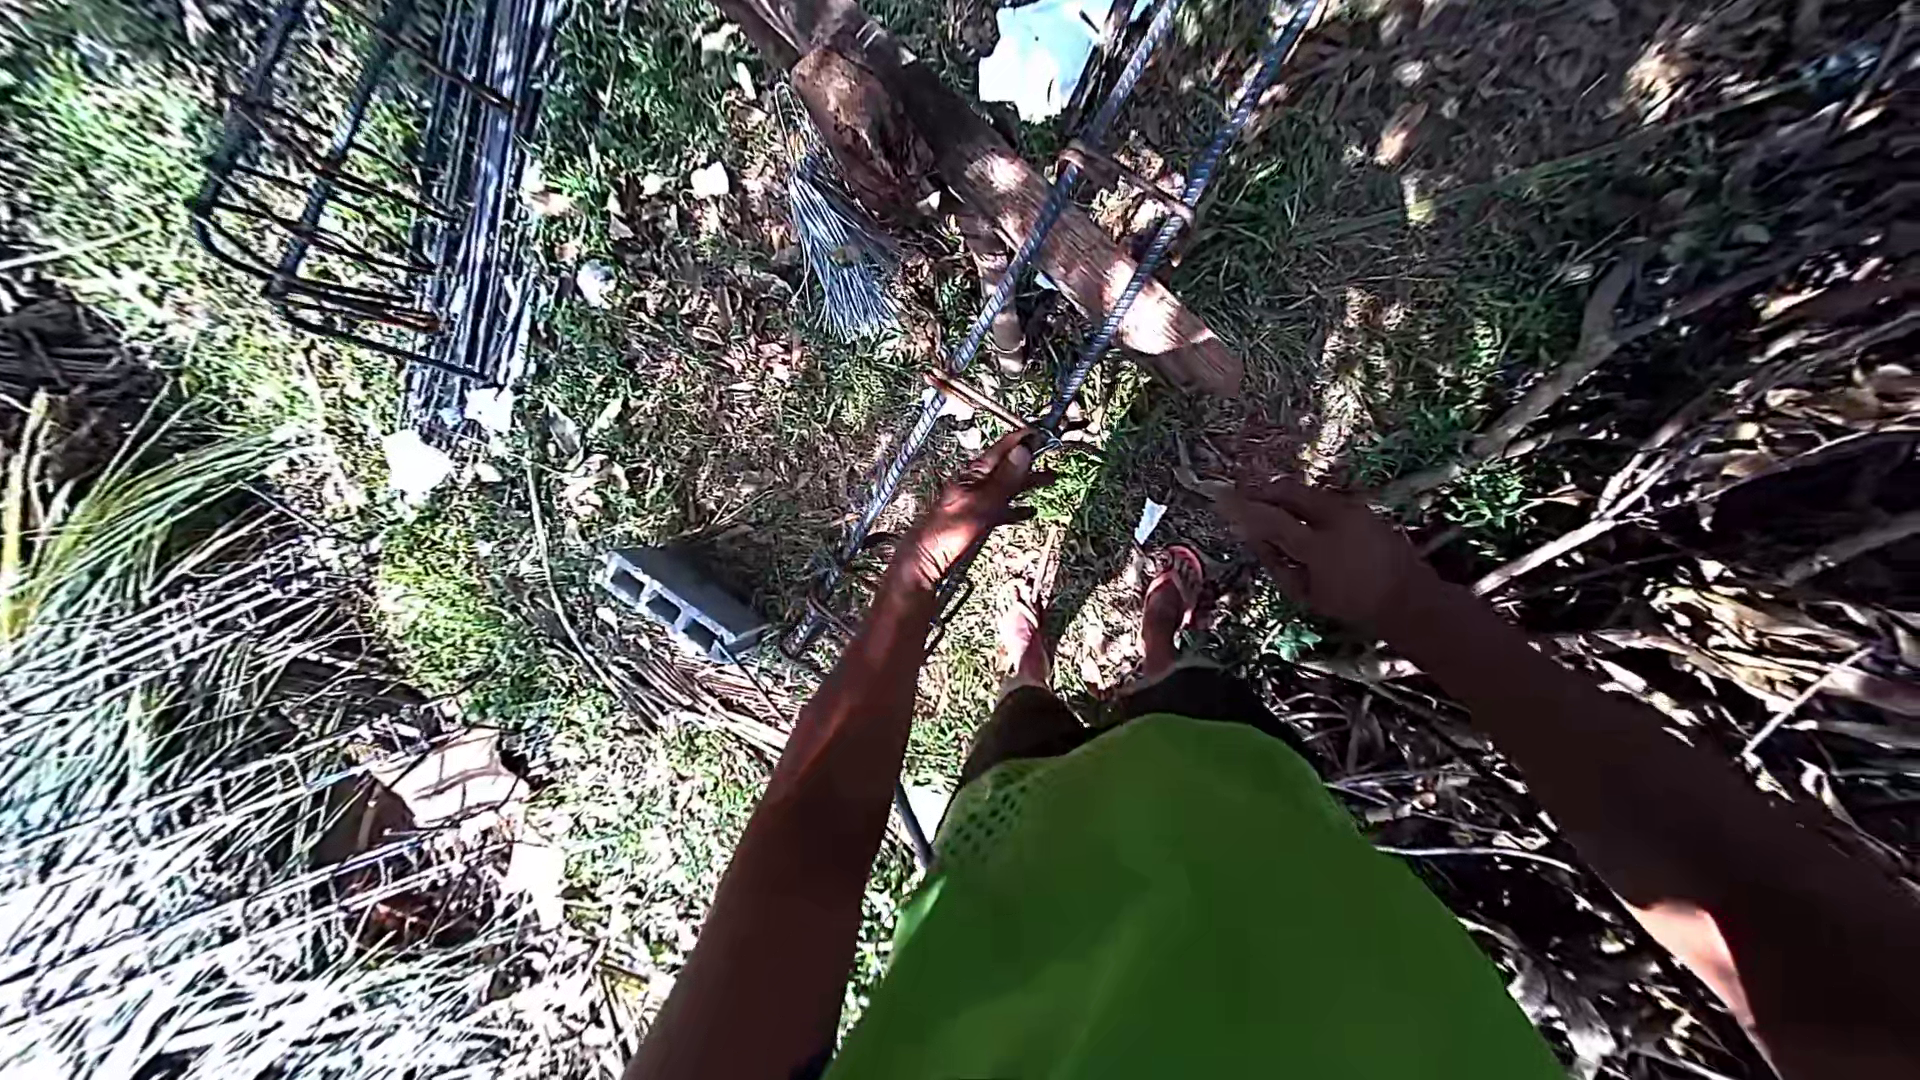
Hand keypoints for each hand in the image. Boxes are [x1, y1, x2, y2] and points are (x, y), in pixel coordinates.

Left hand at [893, 430, 1051, 588]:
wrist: (928, 558)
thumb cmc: (948, 532)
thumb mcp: (982, 503)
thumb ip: (1003, 479)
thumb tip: (1022, 451)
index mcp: (974, 475)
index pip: (1001, 450)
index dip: (1021, 439)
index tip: (1041, 432)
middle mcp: (975, 485)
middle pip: (1007, 468)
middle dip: (1030, 460)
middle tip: (1051, 453)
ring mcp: (976, 501)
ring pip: (1008, 487)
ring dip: (1028, 482)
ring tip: (1049, 480)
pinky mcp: (977, 519)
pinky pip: (1002, 509)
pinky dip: (1017, 508)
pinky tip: (1029, 510)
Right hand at [1216, 476, 1437, 630]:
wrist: (1411, 601)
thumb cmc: (1351, 605)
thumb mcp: (1304, 592)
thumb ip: (1275, 562)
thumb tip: (1253, 537)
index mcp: (1318, 546)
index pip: (1269, 519)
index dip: (1242, 508)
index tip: (1220, 500)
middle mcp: (1336, 518)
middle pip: (1288, 491)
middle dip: (1262, 492)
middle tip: (1243, 499)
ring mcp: (1353, 510)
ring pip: (1306, 492)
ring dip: (1282, 497)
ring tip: (1267, 509)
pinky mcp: (1363, 509)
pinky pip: (1322, 499)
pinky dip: (1302, 503)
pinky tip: (1297, 518)